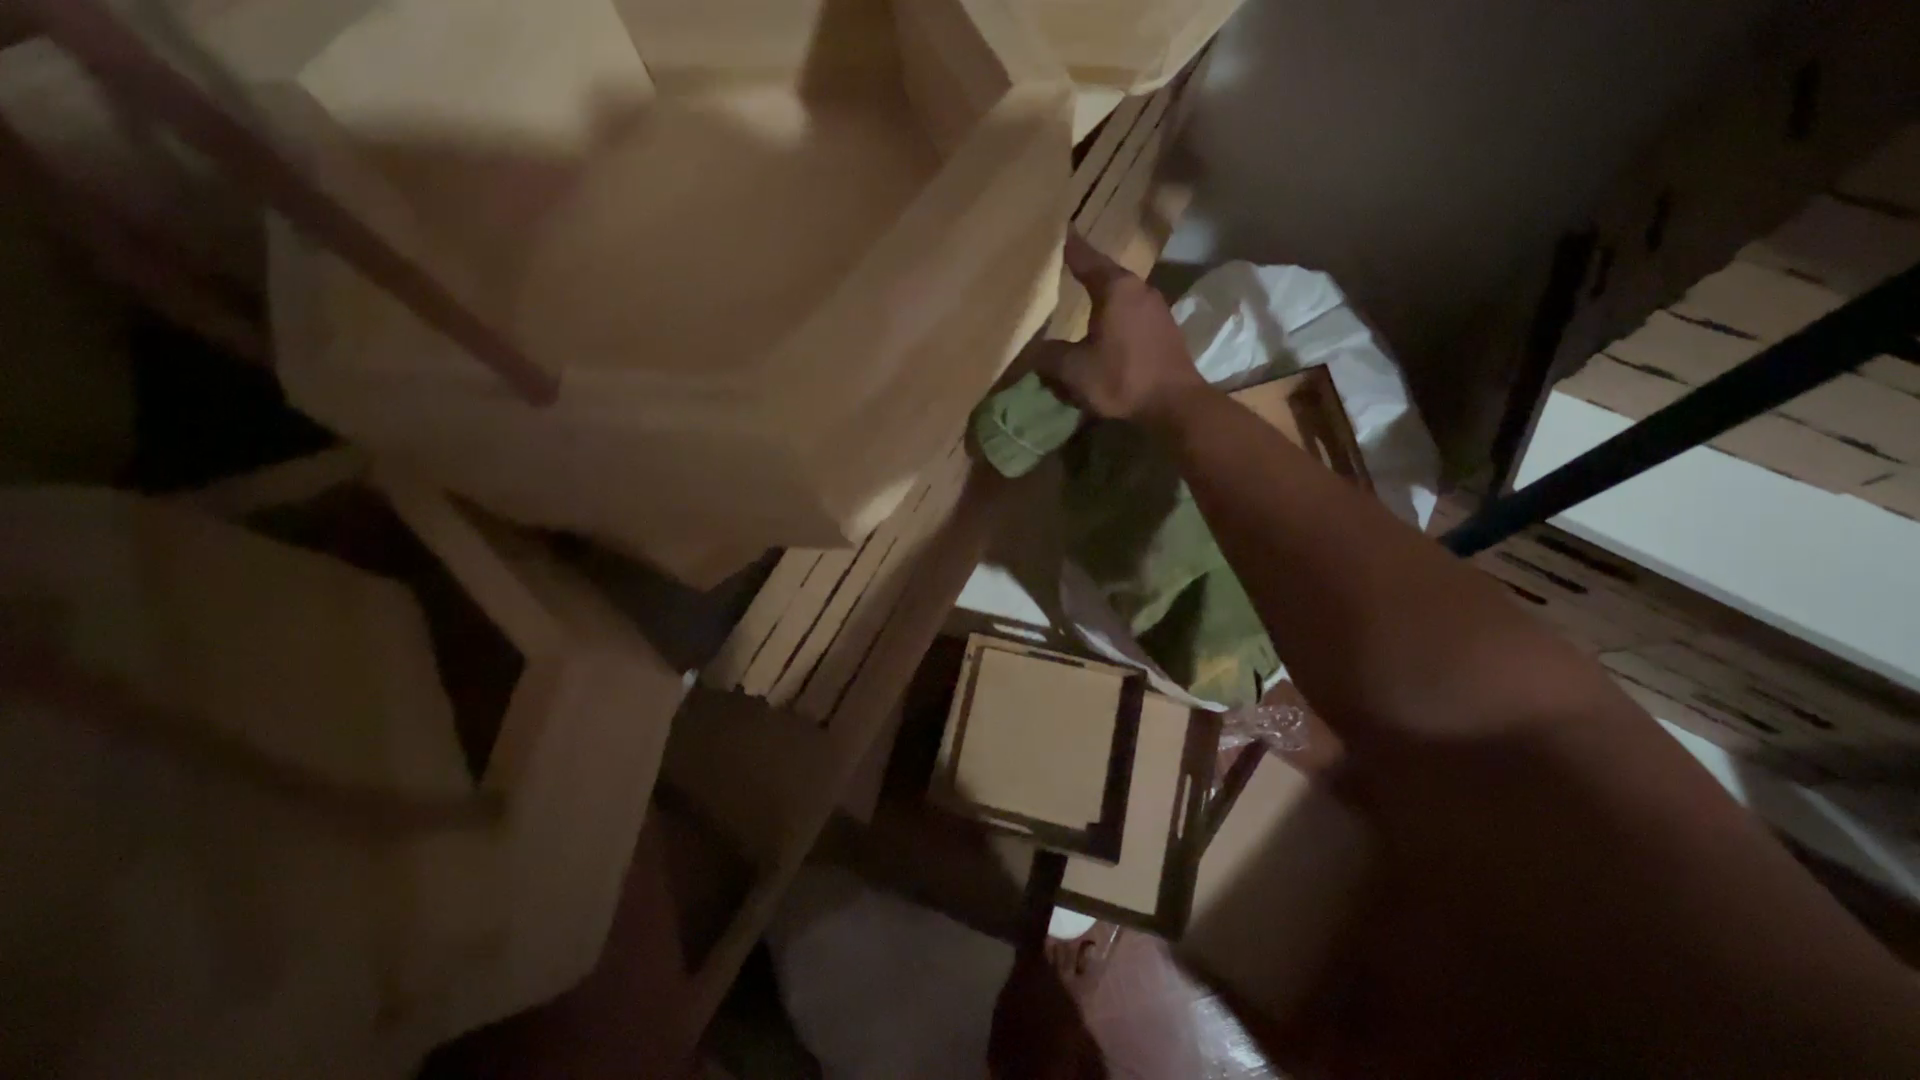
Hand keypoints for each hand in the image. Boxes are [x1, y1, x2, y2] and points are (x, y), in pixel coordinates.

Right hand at [1032, 234, 1207, 426]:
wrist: (1176, 404)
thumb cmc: (1123, 378)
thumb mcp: (1074, 370)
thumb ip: (1049, 356)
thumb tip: (1035, 351)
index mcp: (1116, 288)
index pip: (1086, 258)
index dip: (1069, 246)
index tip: (1060, 228)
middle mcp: (1139, 290)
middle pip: (1106, 274)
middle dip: (1085, 272)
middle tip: (1064, 266)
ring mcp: (1156, 309)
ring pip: (1120, 296)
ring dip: (1102, 298)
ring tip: (1082, 300)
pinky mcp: (1164, 330)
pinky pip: (1131, 314)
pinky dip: (1114, 317)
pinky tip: (1104, 330)